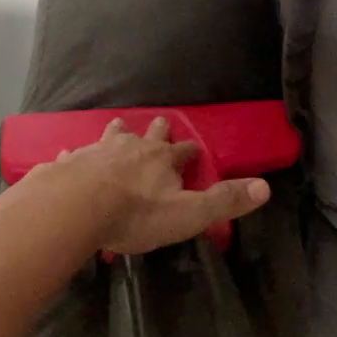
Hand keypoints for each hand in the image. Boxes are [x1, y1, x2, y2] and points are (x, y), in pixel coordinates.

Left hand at [33, 116, 270, 254]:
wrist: (77, 206)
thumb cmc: (135, 213)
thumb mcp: (188, 213)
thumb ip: (224, 201)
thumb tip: (265, 186)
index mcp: (163, 159)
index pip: (184, 151)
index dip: (190, 152)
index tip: (194, 150)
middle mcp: (133, 147)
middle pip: (149, 134)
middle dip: (156, 131)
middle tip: (160, 122)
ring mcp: (99, 150)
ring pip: (112, 136)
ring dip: (118, 133)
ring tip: (119, 126)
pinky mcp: (72, 161)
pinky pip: (76, 154)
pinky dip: (77, 154)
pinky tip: (70, 153)